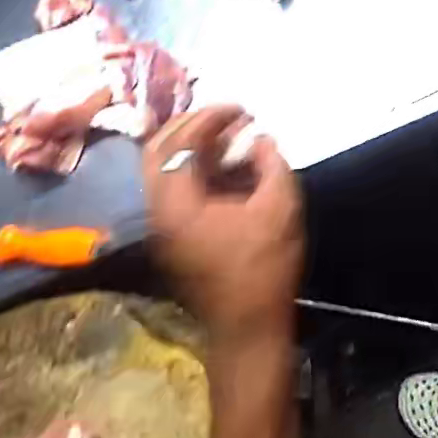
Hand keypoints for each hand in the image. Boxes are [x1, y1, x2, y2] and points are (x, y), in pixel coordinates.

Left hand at [144, 105, 303, 340]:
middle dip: (193, 124)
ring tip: (231, 134)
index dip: (210, 118)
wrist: (248, 328)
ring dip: (193, 144)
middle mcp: (158, 210)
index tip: (240, 109)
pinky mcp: (173, 233)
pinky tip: (228, 162)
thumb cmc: (263, 266)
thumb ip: (270, 162)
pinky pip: (174, 185)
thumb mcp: (280, 206)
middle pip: (158, 149)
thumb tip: (259, 140)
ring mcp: (162, 224)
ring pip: (163, 167)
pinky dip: (196, 165)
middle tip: (229, 116)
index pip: (180, 142)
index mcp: (176, 203)